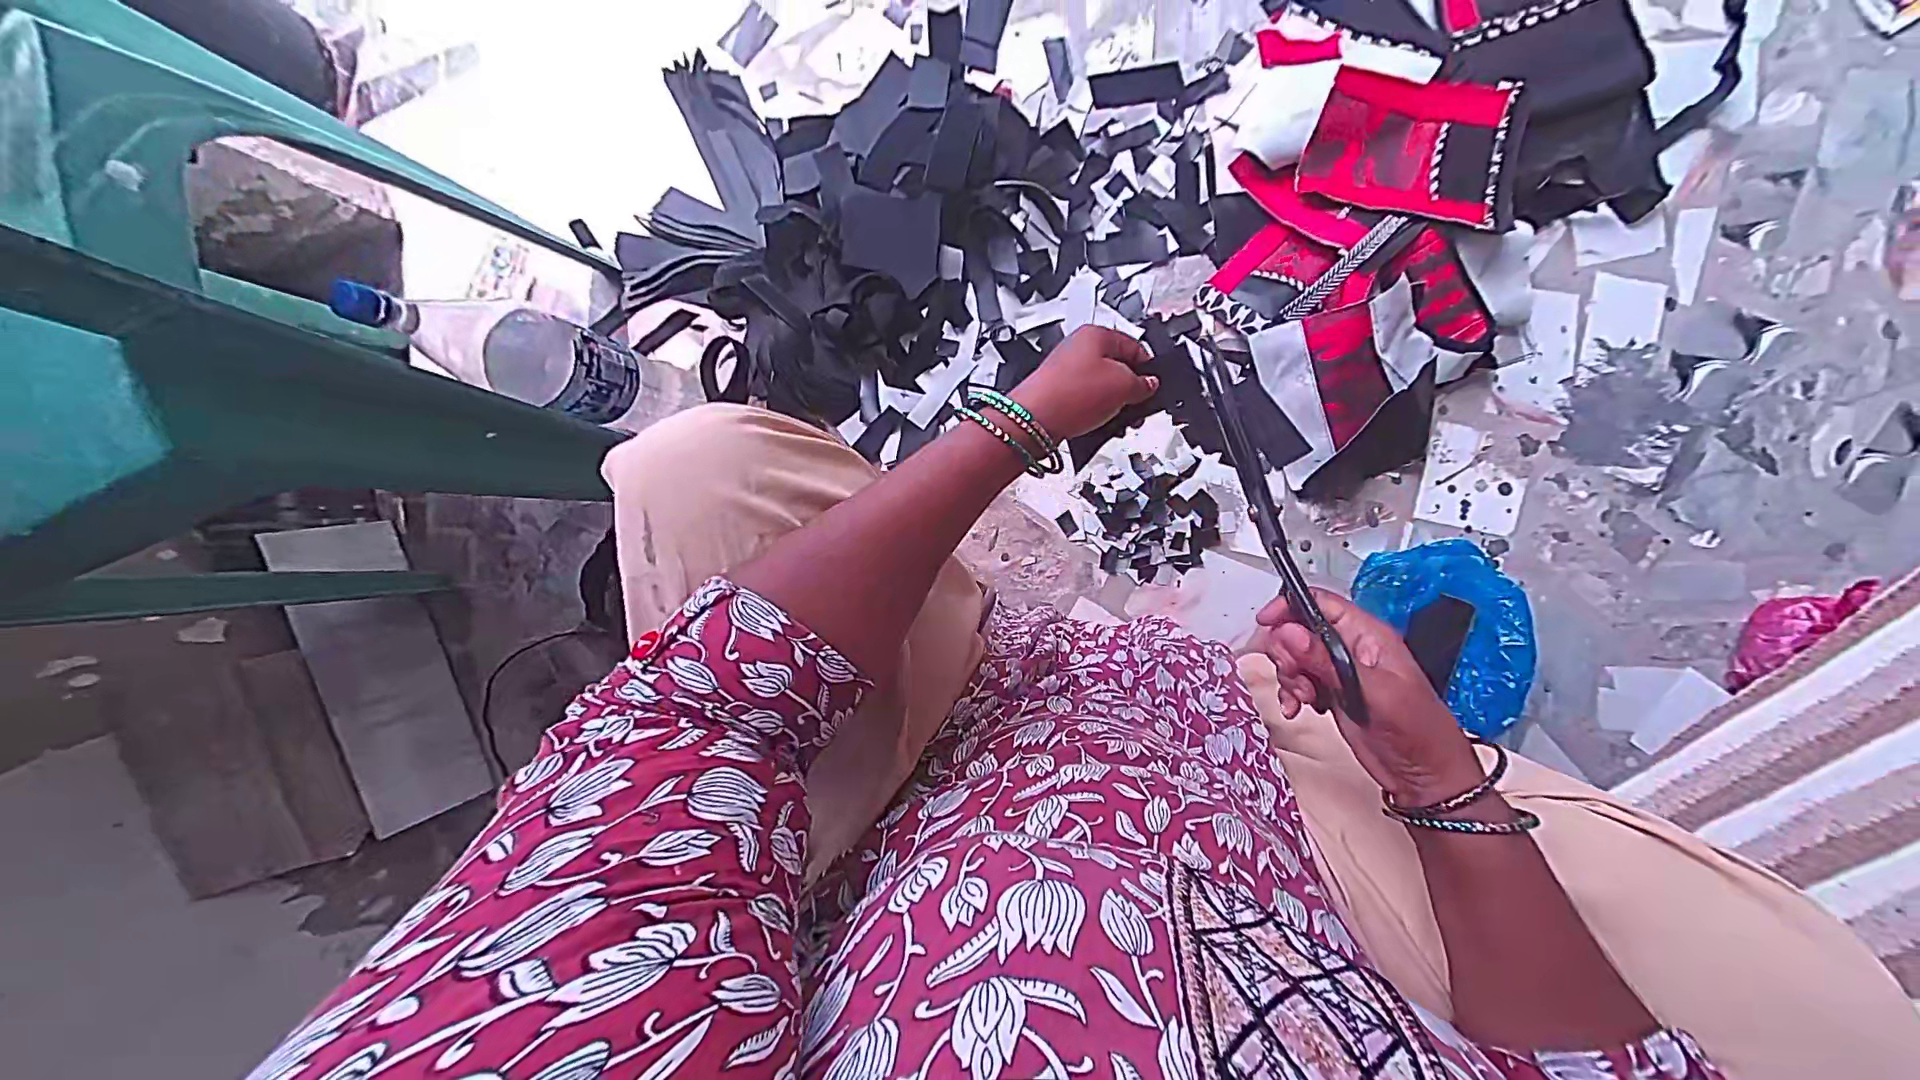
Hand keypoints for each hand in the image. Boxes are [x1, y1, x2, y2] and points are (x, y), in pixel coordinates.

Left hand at [1008, 326, 1156, 441]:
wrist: (1034, 421)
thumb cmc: (1069, 394)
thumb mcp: (1123, 386)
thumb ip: (1143, 384)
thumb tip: (1149, 385)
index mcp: (1095, 333)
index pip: (1135, 346)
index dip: (1148, 369)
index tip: (1154, 386)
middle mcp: (1077, 349)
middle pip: (1116, 368)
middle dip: (1130, 390)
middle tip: (1136, 407)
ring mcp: (1065, 373)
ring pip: (1101, 388)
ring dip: (1114, 405)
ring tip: (1117, 420)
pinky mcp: (1057, 395)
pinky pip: (1084, 402)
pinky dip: (1095, 413)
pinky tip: (1099, 424)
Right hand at [1254, 587, 1484, 806]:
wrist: (1427, 778)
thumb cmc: (1420, 733)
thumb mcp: (1372, 692)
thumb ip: (1327, 660)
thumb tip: (1290, 631)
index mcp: (1368, 637)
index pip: (1320, 603)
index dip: (1289, 606)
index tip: (1267, 622)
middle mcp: (1351, 649)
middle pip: (1299, 629)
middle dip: (1287, 652)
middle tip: (1297, 675)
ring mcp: (1339, 671)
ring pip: (1293, 656)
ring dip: (1289, 676)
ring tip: (1305, 697)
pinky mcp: (1332, 691)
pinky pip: (1297, 680)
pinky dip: (1290, 693)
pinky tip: (1297, 707)